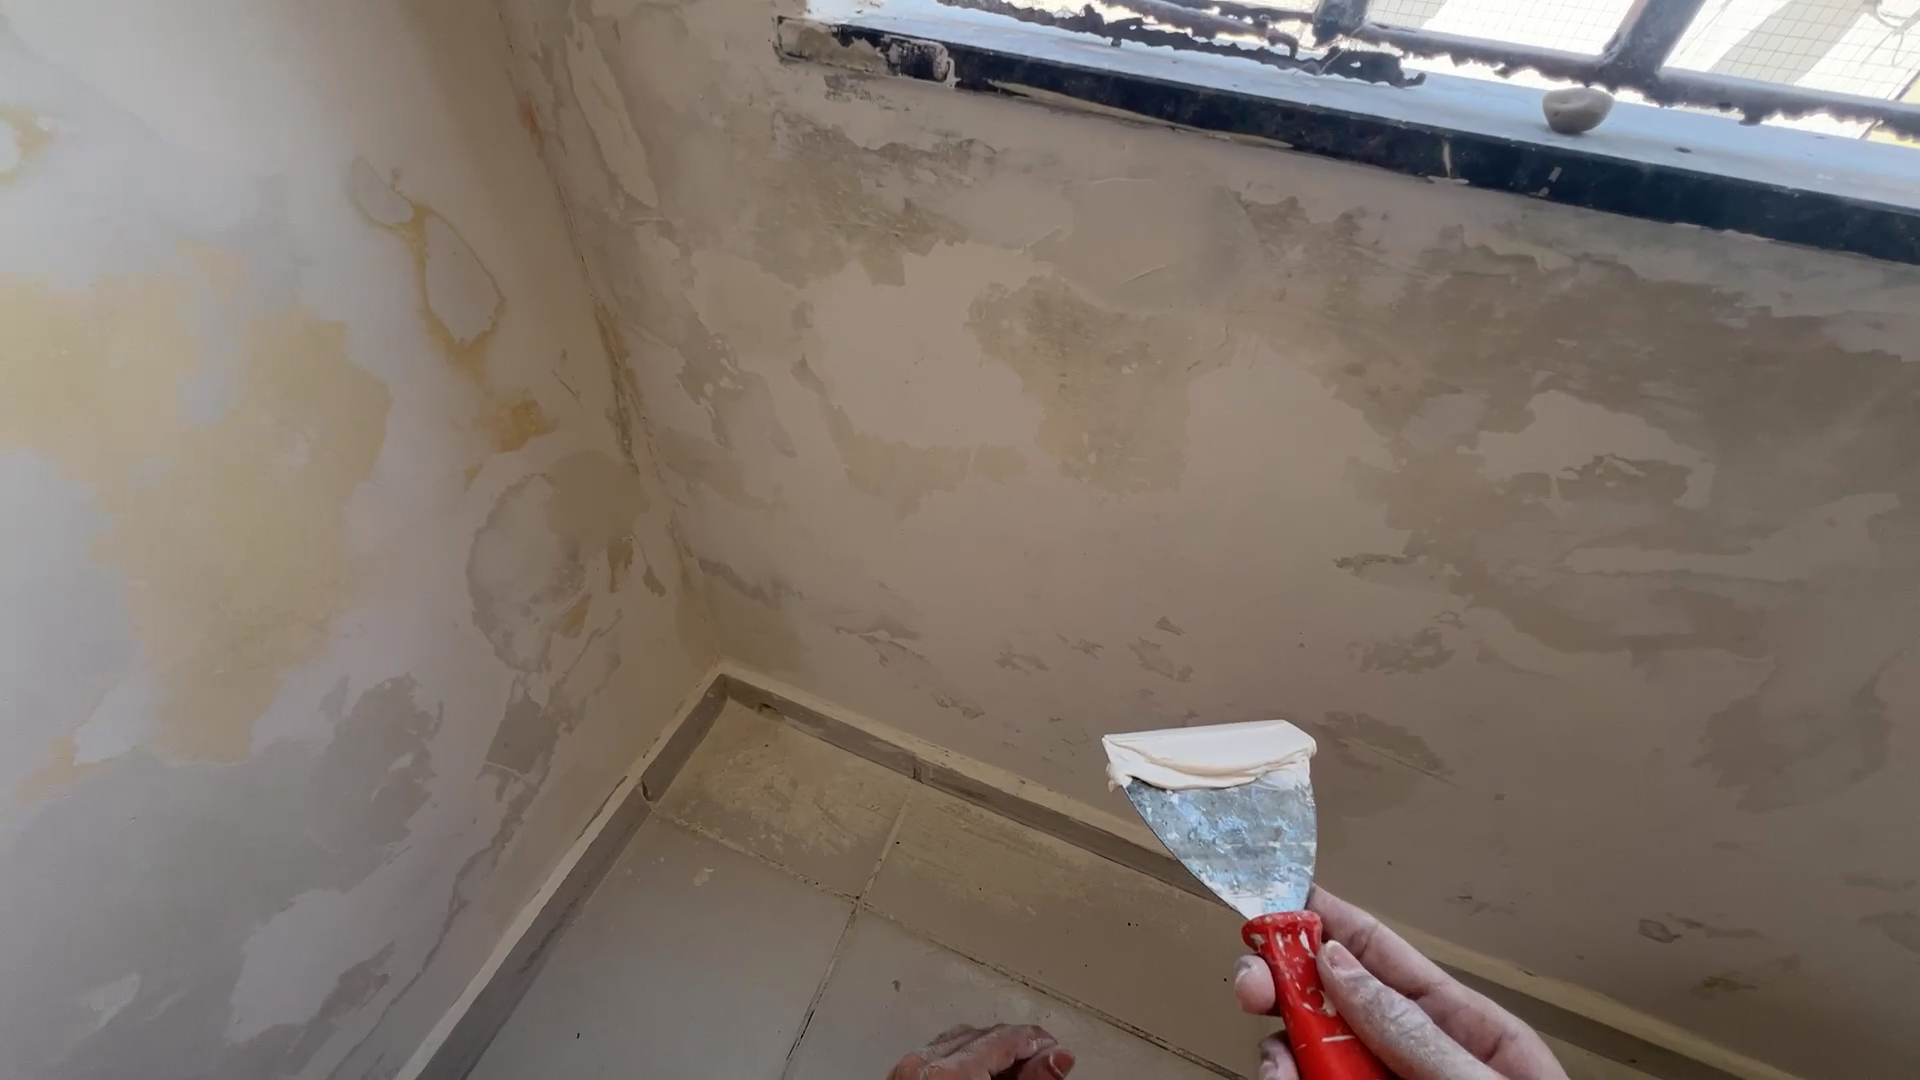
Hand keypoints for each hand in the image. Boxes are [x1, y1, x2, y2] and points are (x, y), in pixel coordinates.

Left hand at [886, 1024, 1075, 1079]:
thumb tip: (1059, 1057)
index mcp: (946, 1071)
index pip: (1003, 1038)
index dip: (1036, 1041)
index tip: (1056, 1049)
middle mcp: (920, 1064)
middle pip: (982, 1035)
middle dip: (1016, 1044)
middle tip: (1044, 1058)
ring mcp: (905, 1070)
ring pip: (959, 1040)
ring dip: (990, 1049)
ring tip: (1016, 1066)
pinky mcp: (898, 1078)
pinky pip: (939, 1053)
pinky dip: (964, 1057)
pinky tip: (980, 1070)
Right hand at [1233, 888, 1567, 1079]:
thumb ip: (1414, 1030)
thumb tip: (1335, 961)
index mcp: (1460, 1028)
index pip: (1379, 951)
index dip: (1321, 916)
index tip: (1268, 900)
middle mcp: (1408, 1052)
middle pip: (1329, 993)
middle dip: (1283, 981)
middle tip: (1251, 988)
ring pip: (1307, 1045)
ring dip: (1280, 1047)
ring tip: (1279, 1073)